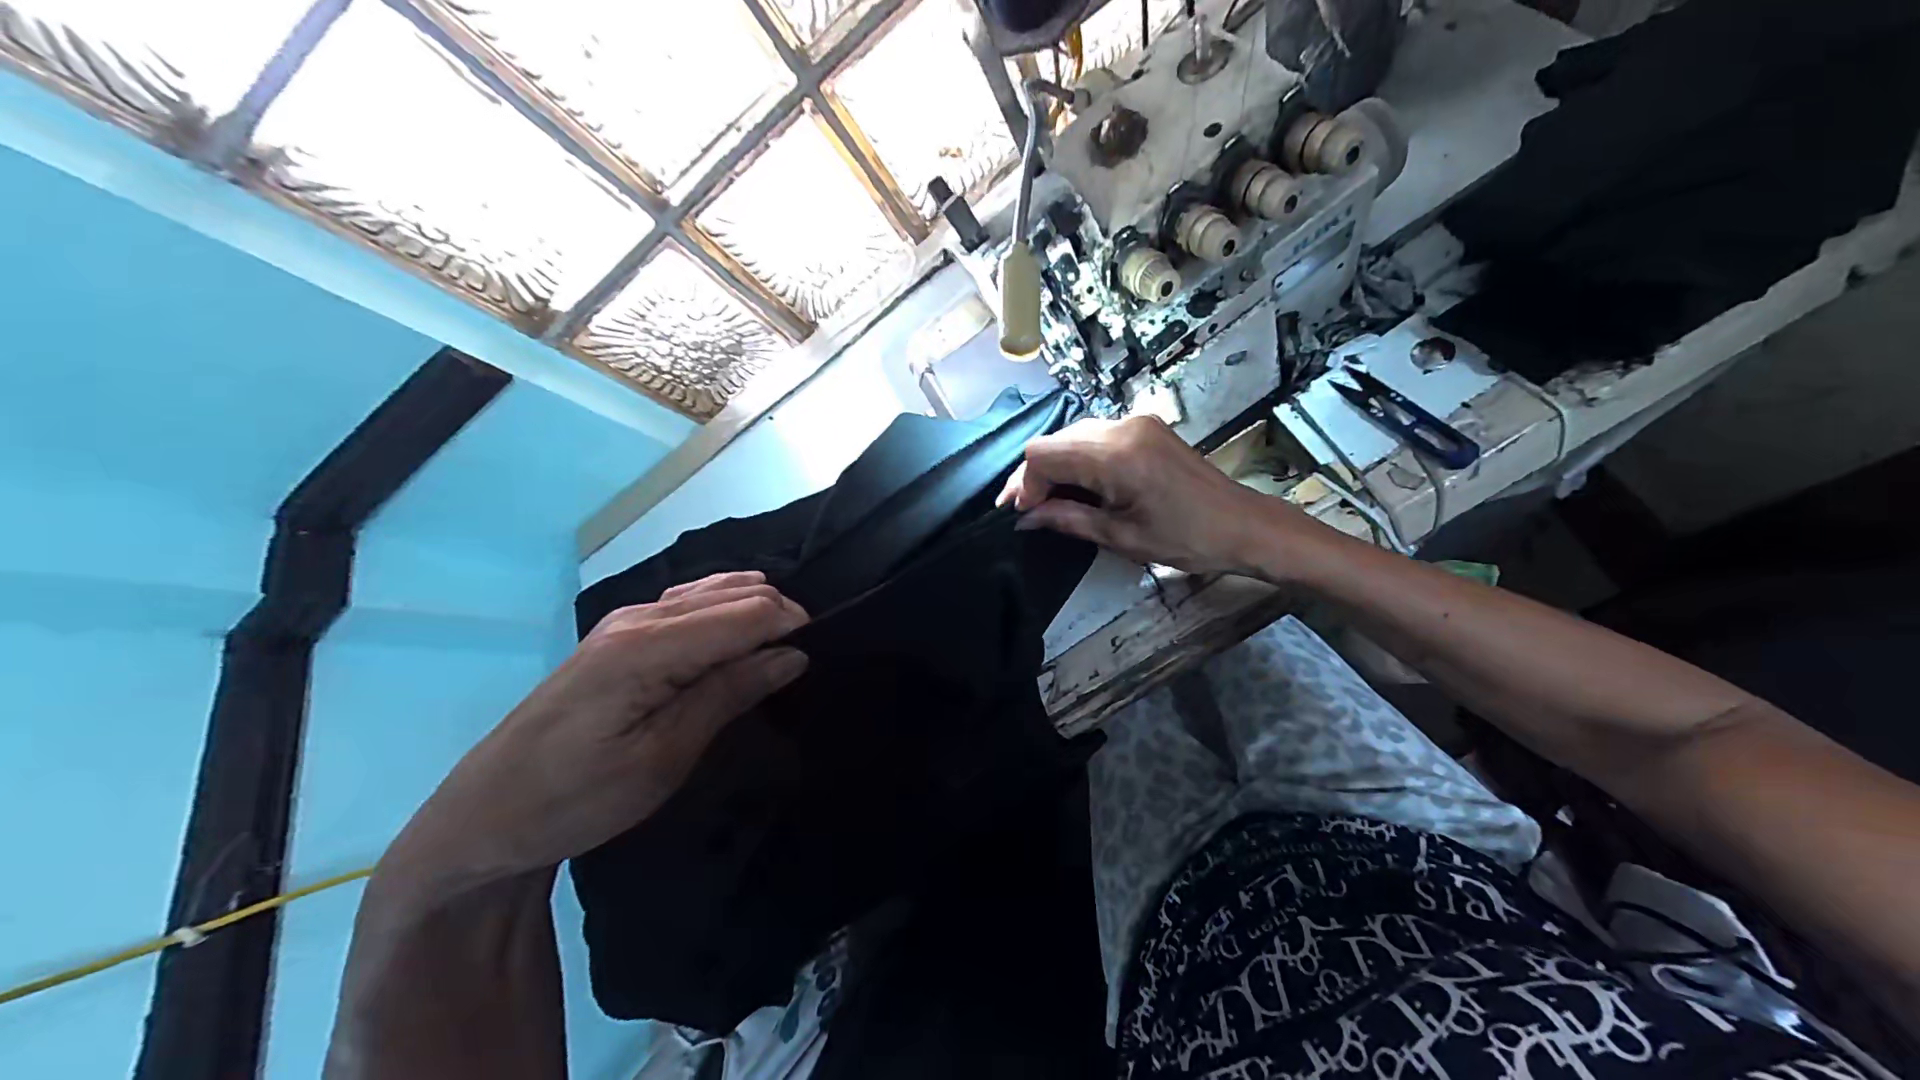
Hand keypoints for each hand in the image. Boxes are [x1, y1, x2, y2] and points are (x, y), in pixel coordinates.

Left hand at [384, 572, 809, 891]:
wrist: (484, 818)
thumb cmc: (576, 799)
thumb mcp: (663, 759)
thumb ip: (728, 694)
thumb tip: (792, 654)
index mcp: (649, 645)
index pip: (747, 611)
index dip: (792, 627)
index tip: (815, 662)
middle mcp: (639, 616)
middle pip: (735, 592)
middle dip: (778, 618)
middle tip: (798, 667)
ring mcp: (625, 621)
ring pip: (714, 592)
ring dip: (753, 614)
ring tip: (773, 658)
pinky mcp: (619, 636)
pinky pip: (689, 605)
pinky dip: (724, 616)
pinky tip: (733, 645)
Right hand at [998, 415, 1325, 574]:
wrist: (1243, 524)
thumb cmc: (1186, 539)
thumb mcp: (1121, 537)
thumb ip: (1067, 520)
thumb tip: (1025, 519)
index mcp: (1116, 455)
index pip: (1044, 453)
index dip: (1024, 482)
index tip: (1021, 513)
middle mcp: (1123, 427)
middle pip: (1055, 440)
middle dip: (1034, 474)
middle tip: (1022, 509)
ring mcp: (1136, 422)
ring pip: (1073, 436)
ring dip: (1054, 466)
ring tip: (1044, 500)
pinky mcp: (1145, 427)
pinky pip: (1095, 436)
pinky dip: (1077, 459)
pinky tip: (1073, 485)